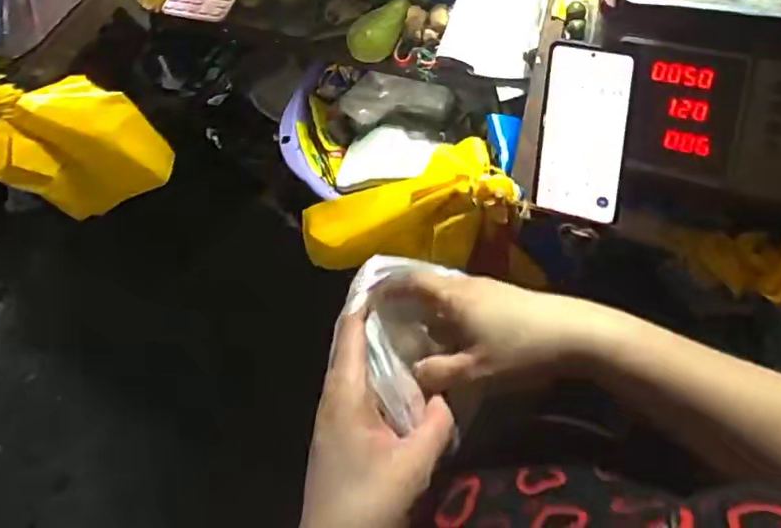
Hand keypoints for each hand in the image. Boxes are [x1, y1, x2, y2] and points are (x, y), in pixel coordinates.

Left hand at [300, 307, 454, 527]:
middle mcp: (333, 395)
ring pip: (353, 366)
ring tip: (410, 330)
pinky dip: (375, 372)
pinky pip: (356, 387)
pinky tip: (400, 380)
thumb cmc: (365, 503)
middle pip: (351, 343)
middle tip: (410, 301)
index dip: (367, 300)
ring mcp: (332, 416)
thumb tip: (448, 395)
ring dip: (376, 346)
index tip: (391, 278)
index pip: (351, 330)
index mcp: (344, 391)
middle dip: (376, 319)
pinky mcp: (337, 434)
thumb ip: (436, 426)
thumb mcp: (411, 466)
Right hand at [382, 274, 615, 392]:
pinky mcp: (499, 296)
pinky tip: (448, 334)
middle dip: (403, 297)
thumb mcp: (475, 370)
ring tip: (411, 329)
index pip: (409, 281)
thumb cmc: (519, 347)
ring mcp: (484, 287)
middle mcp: (464, 284)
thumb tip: (411, 373)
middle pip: (425, 284)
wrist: (572, 330)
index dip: (386, 287)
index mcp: (451, 295)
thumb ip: (439, 372)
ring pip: (443, 293)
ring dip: (425, 307)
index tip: (366, 298)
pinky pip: (459, 299)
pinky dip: (444, 312)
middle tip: (384, 318)